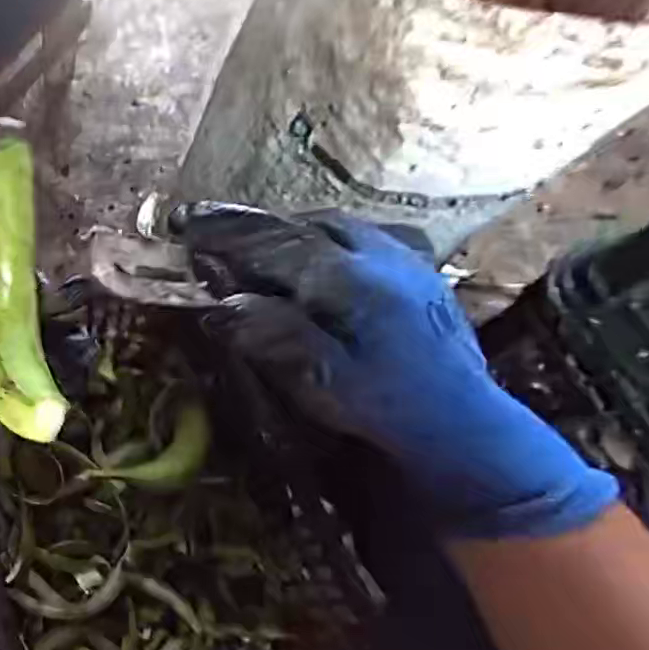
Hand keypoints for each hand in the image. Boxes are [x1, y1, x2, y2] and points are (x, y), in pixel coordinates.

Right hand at [171, 202, 616, 539]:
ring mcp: (405, 261)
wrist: (463, 426)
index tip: (185, 223)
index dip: (224, 233)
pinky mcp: (421, 273)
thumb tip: (222, 306)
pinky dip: (326, 239)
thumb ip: (271, 336)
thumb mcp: (319, 380)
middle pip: (304, 225)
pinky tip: (316, 257)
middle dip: (256, 225)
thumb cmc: (384, 406)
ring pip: (337, 226)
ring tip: (258, 241)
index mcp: (348, 281)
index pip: (273, 243)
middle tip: (216, 230)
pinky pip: (364, 237)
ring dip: (291, 228)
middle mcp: (379, 257)